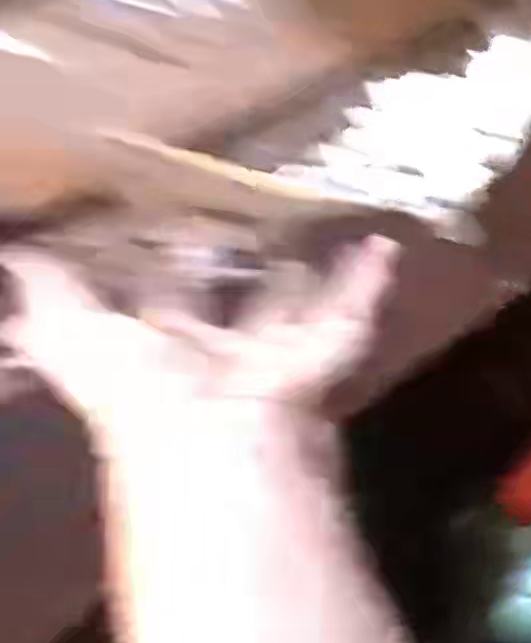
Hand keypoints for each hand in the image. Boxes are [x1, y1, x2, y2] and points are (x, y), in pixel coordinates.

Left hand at [1, 237, 396, 441]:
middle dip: (244, 266)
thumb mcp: (62, 328)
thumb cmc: (138, 381)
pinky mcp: (333, 342)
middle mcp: (229, 344)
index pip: (163, 295)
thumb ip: (50, 285)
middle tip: (246, 223)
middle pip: (242, 299)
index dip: (159, 260)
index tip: (157, 219)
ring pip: (306, 300)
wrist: (223, 423)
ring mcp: (288, 345)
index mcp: (164, 344)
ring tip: (334, 238)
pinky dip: (371, 277)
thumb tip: (20, 245)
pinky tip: (383, 246)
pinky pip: (356, 304)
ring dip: (321, 272)